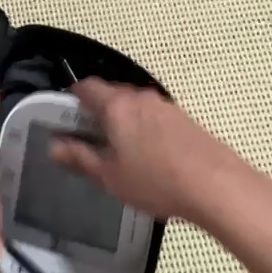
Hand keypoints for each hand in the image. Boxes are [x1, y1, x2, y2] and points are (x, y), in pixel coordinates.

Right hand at [52, 78, 249, 220]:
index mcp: (115, 105)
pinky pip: (152, 116)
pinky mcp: (183, 119)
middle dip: (96, 112)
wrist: (217, 185)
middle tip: (89, 140)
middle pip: (110, 94)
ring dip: (122, 121)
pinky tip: (148, 157)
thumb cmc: (157, 181)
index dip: (71, 99)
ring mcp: (164, 106)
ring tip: (119, 152)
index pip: (85, 87)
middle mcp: (138, 97)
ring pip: (133, 105)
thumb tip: (54, 145)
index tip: (65, 119)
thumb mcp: (110, 176)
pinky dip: (143, 128)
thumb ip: (80, 158)